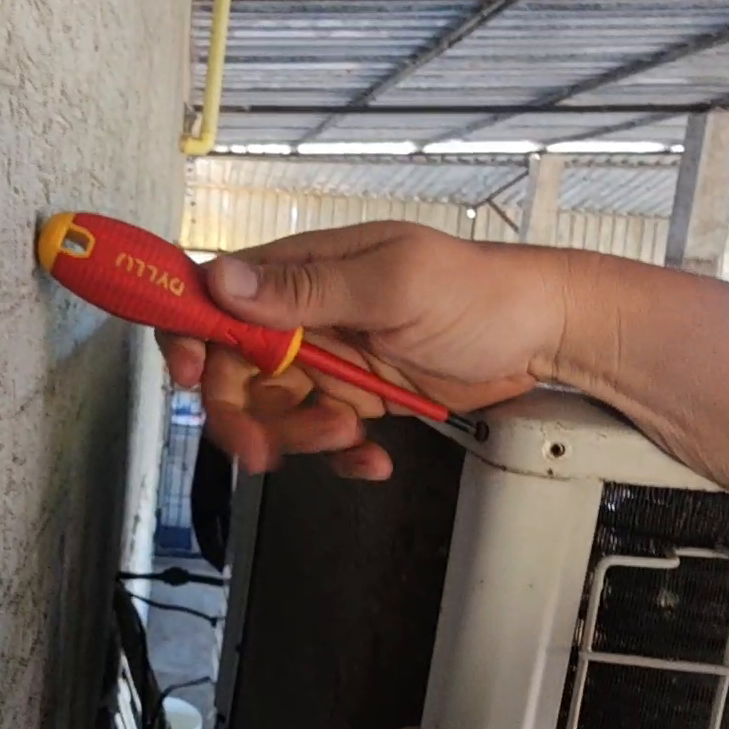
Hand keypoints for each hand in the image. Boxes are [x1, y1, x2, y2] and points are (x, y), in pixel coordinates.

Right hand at [158, 222, 571, 478]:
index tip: (188, 377)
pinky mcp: (349, 398)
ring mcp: (324, 361)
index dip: (187, 333)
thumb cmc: (476, 291)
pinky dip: (337, 456)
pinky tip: (371, 457)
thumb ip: (307, 287)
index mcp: (300, 271)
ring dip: (298, 437)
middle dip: (241, 414)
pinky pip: (315, 435)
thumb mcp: (393, 284)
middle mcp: (300, 316)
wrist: (542, 335)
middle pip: (230, 369)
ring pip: (271, 411)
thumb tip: (221, 278)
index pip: (213, 295)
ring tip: (349, 436)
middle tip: (265, 450)